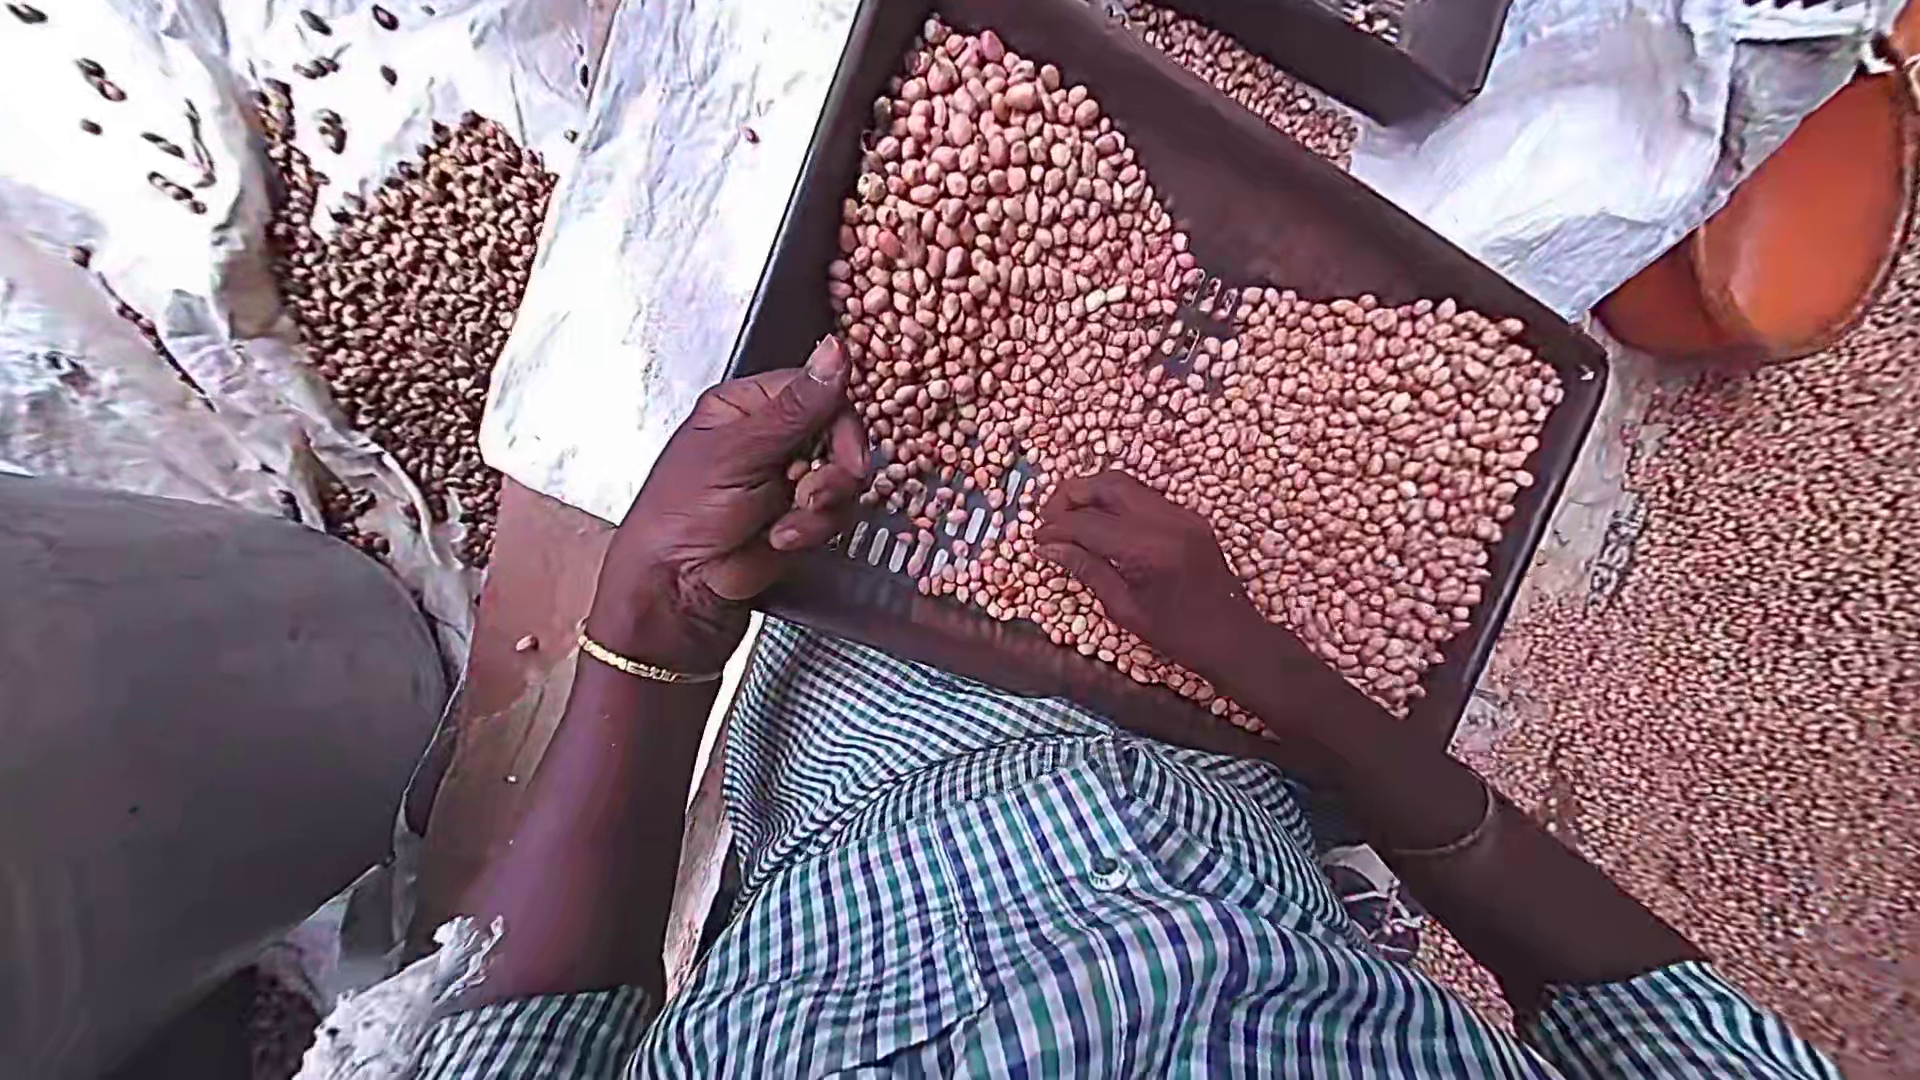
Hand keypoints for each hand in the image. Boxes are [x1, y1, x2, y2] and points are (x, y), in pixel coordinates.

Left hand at [588, 337, 866, 671]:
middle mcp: (774, 438)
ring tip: (784, 525)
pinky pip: (838, 512)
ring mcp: (791, 479)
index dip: (840, 422)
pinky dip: (815, 530)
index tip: (846, 453)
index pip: (819, 392)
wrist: (680, 590)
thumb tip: (835, 350)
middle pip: (840, 436)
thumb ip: (796, 408)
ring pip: (844, 478)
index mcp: (748, 407)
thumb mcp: (739, 453)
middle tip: (811, 493)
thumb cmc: (684, 515)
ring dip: (820, 507)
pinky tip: (781, 539)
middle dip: (833, 472)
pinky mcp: (804, 515)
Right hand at [1033, 470, 1271, 684]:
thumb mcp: (1124, 609)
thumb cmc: (1179, 636)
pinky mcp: (1189, 517)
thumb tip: (1049, 547)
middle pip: (1106, 484)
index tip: (1036, 539)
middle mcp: (1168, 522)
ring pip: (1125, 483)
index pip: (1088, 524)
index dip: (1055, 528)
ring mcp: (1182, 515)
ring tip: (1068, 518)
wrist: (1235, 638)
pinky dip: (1113, 502)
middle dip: (1070, 495)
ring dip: (1091, 494)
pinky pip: (1142, 496)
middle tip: (1048, 519)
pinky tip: (1098, 523)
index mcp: (1149, 550)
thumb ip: (1086, 570)